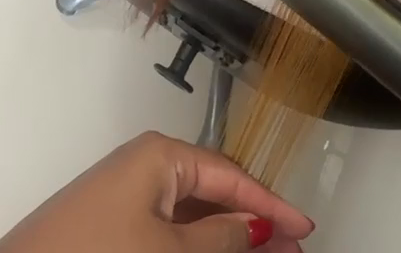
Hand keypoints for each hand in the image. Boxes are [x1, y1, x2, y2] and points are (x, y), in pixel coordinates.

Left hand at [0, 131, 314, 252]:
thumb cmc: (96, 251)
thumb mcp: (171, 250)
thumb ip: (220, 238)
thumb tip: (255, 228)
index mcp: (160, 156)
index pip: (230, 174)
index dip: (270, 204)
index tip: (304, 227)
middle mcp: (146, 166)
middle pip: (214, 190)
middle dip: (251, 220)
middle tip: (289, 248)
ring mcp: (130, 194)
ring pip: (194, 211)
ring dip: (226, 235)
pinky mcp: (117, 221)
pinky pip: (171, 224)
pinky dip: (198, 242)